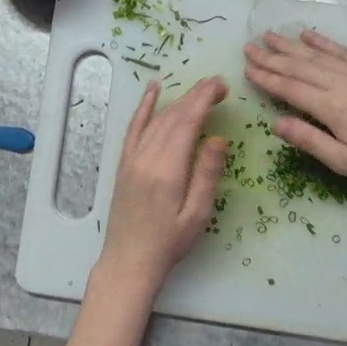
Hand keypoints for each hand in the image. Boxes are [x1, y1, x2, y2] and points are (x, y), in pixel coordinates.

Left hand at [94, 77, 228, 296]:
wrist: (129, 261)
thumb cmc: (169, 243)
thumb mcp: (198, 214)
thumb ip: (207, 174)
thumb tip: (218, 138)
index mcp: (167, 170)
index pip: (188, 122)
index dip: (204, 99)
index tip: (222, 85)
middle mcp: (146, 158)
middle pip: (173, 116)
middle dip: (196, 96)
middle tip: (218, 84)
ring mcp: (132, 159)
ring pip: (157, 120)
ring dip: (178, 100)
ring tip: (199, 89)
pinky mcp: (124, 164)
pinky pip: (134, 128)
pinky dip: (144, 107)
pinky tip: (153, 90)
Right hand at [244, 30, 346, 187]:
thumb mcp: (343, 161)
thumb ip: (308, 140)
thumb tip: (276, 124)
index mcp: (332, 107)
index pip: (290, 88)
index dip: (266, 78)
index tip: (247, 69)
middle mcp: (342, 83)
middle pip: (300, 66)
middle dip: (272, 57)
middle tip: (249, 47)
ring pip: (319, 55)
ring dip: (292, 45)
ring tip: (271, 36)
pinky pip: (343, 51)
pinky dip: (324, 41)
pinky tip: (309, 35)